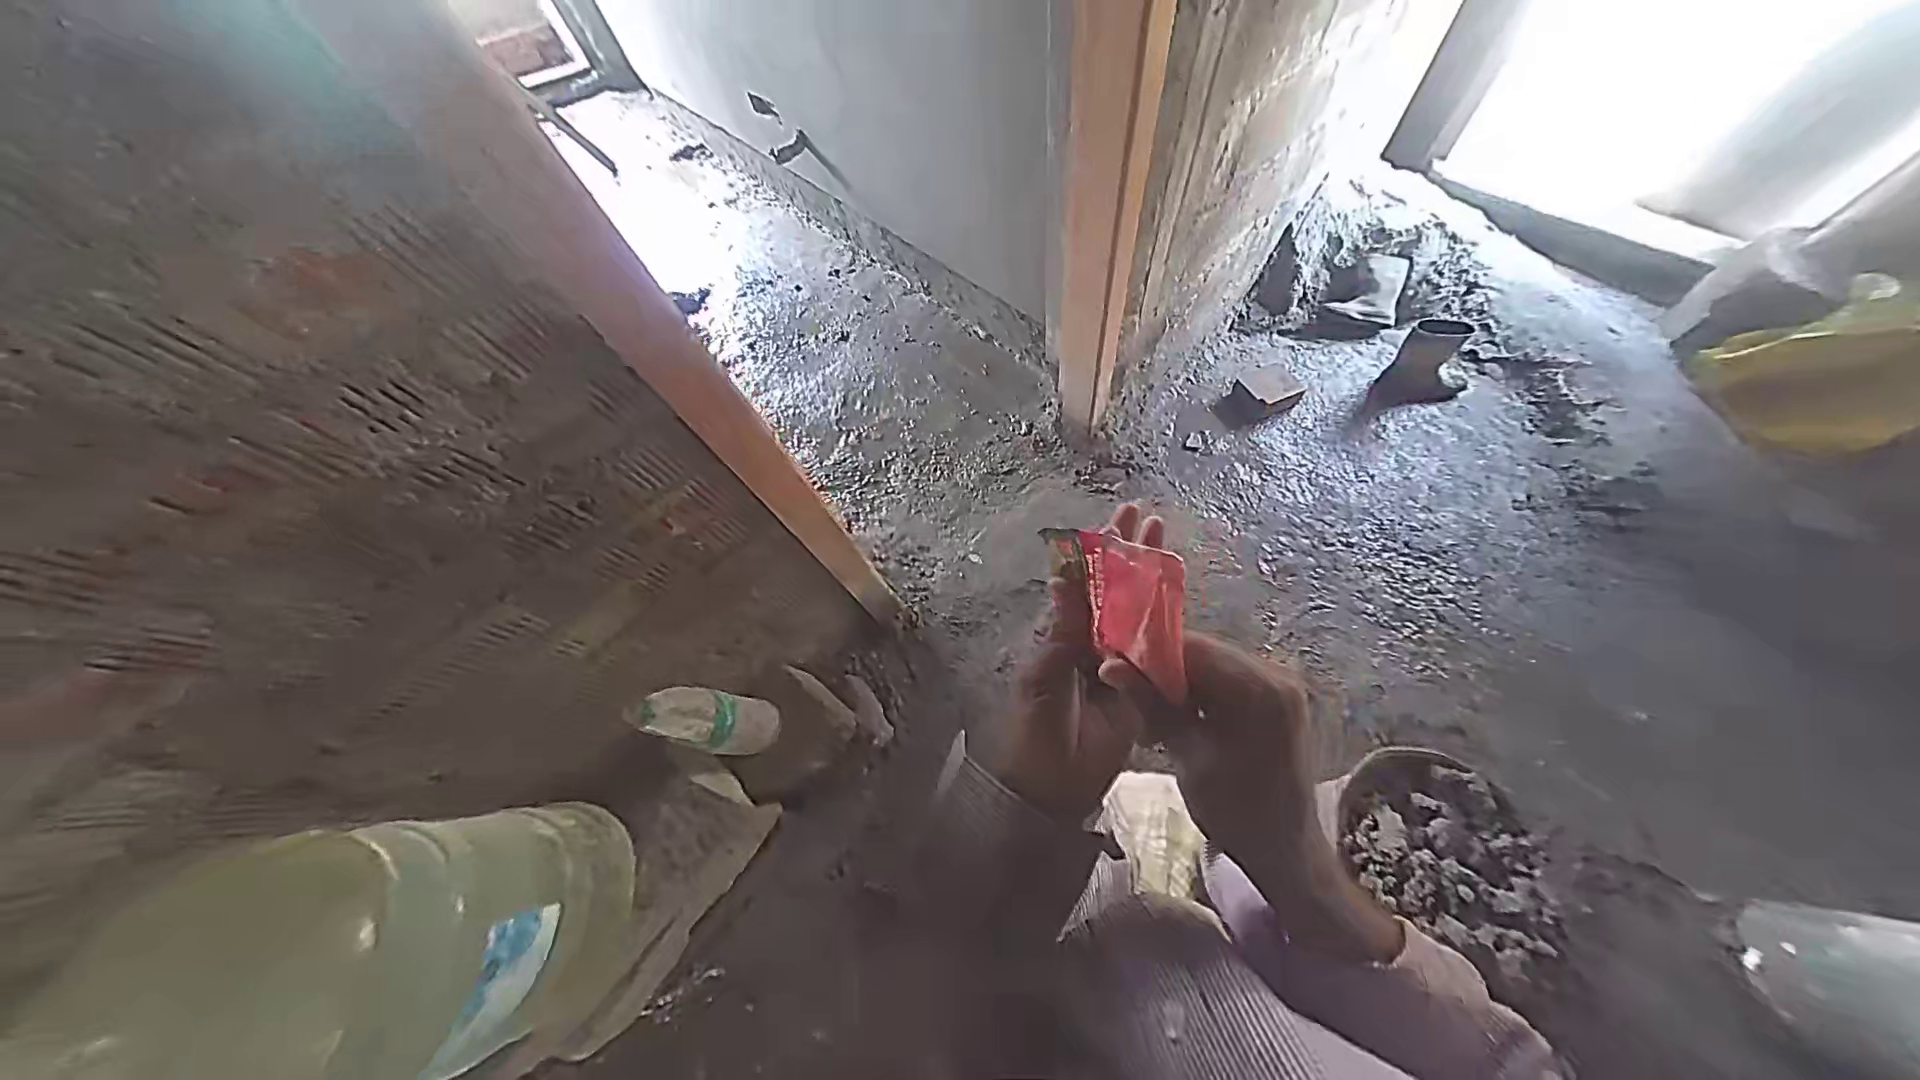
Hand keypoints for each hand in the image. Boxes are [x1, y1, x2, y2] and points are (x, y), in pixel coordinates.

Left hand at [985, 504, 1157, 818]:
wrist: (1051, 783)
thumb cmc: (1034, 726)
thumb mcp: (1041, 676)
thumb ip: (1059, 632)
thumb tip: (1064, 579)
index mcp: (1064, 631)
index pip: (1087, 581)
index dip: (1103, 549)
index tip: (1121, 517)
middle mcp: (1093, 639)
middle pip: (1117, 588)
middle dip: (1133, 552)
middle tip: (1150, 516)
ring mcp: (1120, 661)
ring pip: (1140, 614)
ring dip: (1154, 580)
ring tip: (1170, 544)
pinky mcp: (1142, 687)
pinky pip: (1158, 651)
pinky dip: (1170, 625)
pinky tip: (1184, 599)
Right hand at [1101, 633, 1316, 857]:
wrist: (1285, 850)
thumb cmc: (1237, 811)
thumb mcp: (1187, 757)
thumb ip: (1151, 705)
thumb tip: (1109, 666)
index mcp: (1260, 689)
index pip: (1191, 648)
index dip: (1148, 652)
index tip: (1115, 668)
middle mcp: (1276, 673)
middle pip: (1201, 652)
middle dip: (1162, 669)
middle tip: (1131, 696)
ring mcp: (1279, 682)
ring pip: (1209, 662)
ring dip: (1177, 681)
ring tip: (1154, 714)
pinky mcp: (1275, 694)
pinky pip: (1225, 676)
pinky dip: (1198, 690)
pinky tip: (1182, 716)